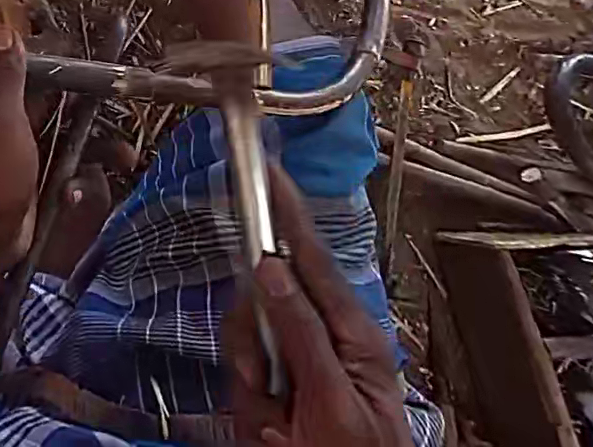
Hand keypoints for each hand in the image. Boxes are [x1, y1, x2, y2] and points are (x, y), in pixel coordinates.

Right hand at [224, 166, 411, 446]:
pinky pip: (242, 360)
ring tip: (274, 419)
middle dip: (251, 335)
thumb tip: (269, 264)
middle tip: (259, 379)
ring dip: (249, 373)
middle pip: (264, 290)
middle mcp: (323, 331)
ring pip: (245, 326)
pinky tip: (271, 423)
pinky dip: (247, 394)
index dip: (286, 207)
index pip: (310, 252)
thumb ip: (300, 331)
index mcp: (351, 331)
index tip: (267, 170)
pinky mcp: (278, 374)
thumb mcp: (333, 404)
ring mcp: (299, 353)